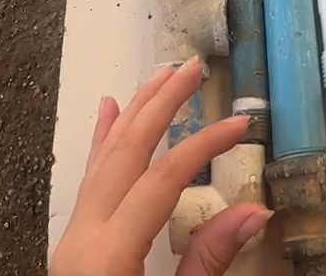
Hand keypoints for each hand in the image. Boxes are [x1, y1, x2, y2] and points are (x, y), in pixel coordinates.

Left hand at [51, 57, 272, 275]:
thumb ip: (209, 263)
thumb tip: (253, 209)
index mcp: (108, 253)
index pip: (163, 178)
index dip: (205, 146)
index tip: (241, 127)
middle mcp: (84, 234)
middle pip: (127, 150)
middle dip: (162, 104)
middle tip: (192, 68)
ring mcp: (73, 236)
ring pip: (104, 156)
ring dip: (135, 111)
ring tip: (158, 75)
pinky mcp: (72, 244)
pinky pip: (88, 177)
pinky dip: (101, 139)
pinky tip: (108, 109)